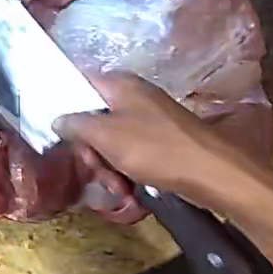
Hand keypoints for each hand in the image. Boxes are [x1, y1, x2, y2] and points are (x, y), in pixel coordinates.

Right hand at [55, 73, 272, 210]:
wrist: (214, 174)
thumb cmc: (155, 148)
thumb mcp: (105, 135)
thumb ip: (75, 124)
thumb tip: (58, 120)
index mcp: (120, 85)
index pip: (80, 84)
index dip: (65, 106)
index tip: (61, 133)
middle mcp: (134, 97)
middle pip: (94, 119)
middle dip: (91, 150)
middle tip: (96, 170)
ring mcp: (150, 120)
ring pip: (111, 140)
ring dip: (108, 166)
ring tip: (118, 187)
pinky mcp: (162, 142)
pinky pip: (132, 152)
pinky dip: (127, 171)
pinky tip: (131, 189)